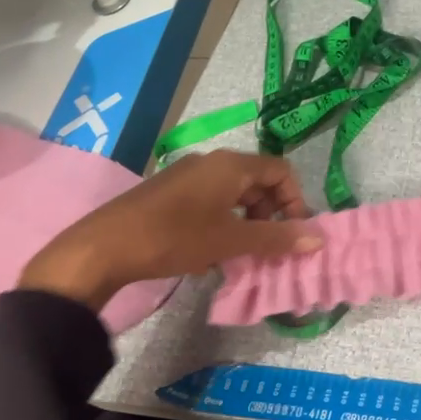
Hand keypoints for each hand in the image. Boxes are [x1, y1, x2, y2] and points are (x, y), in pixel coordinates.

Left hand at [19, 151, 322, 310]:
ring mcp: (187, 178)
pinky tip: (212, 256)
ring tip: (243, 256)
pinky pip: (210, 204)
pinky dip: (222, 225)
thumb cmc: (174, 238)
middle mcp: (211, 163)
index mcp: (230, 165)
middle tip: (270, 248)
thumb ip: (276, 238)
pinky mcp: (169, 196)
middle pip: (258, 183)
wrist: (101, 248)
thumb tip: (319, 238)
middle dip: (271, 215)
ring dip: (247, 224)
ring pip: (233, 196)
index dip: (295, 200)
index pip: (280, 171)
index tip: (293, 233)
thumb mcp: (231, 241)